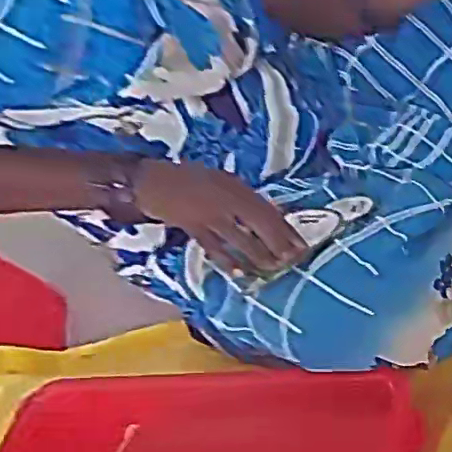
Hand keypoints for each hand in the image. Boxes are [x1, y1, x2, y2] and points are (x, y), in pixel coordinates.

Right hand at [132, 160, 306, 275]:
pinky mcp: (192, 226)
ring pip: (242, 241)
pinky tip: (240, 274)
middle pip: (261, 229)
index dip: (289, 234)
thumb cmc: (193, 181)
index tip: (304, 249)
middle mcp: (228, 202)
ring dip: (259, 257)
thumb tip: (279, 220)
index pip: (272, 215)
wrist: (148, 178)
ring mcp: (209, 214)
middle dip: (279, 248)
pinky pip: (214, 248)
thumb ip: (250, 202)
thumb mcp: (227, 184)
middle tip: (290, 263)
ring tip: (271, 268)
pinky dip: (228, 262)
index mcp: (240, 191)